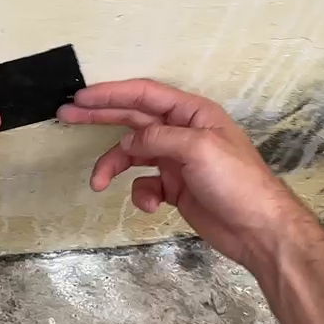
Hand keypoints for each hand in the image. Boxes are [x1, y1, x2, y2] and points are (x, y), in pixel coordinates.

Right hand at [58, 78, 319, 272]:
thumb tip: (131, 140)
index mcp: (191, 114)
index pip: (143, 94)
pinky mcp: (174, 187)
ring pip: (132, 155)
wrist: (258, 230)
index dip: (110, 93)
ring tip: (97, 182)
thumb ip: (159, 137)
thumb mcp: (198, 149)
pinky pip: (145, 184)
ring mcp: (176, 160)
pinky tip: (151, 204)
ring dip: (113, 166)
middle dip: (98, 117)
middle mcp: (181, 132)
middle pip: (131, 118)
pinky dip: (141, 194)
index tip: (80, 97)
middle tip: (65, 115)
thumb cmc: (237, 182)